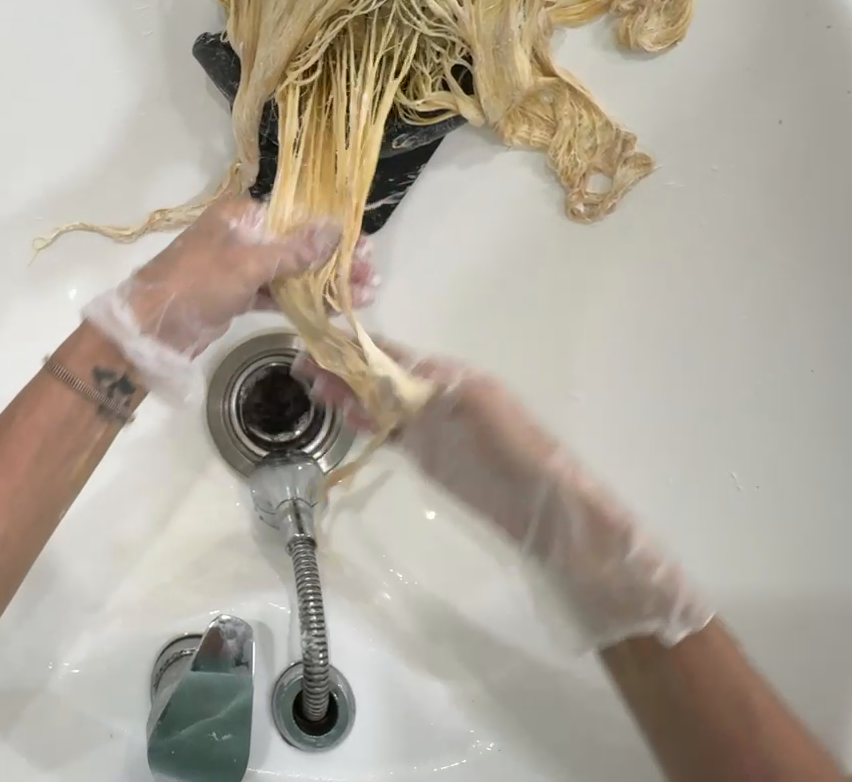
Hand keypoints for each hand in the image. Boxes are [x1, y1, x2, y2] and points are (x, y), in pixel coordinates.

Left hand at [82, 196, 374, 397]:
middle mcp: (242, 236)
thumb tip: (335, 229)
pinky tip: (331, 309)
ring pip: (290, 271)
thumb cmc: (196, 284)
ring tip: (363, 294)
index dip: (333, 233)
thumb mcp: (247, 265)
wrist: (150, 329)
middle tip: (372, 277)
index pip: (297, 217)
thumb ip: (293, 250)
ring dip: (324, 283)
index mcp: (240, 215)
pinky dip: (301, 301)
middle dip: (335, 261)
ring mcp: (240, 267)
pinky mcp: (237, 295)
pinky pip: (276, 293)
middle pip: (298, 245)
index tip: (366, 247)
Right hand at [298, 346, 712, 648]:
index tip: (319, 343)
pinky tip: (345, 415)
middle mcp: (433, 393)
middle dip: (343, 368)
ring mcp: (429, 425)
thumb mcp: (480, 405)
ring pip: (378, 400)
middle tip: (304, 367)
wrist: (546, 508)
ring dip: (348, 392)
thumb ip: (433, 383)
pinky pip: (388, 429)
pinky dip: (365, 419)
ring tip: (315, 388)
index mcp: (447, 375)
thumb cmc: (518, 449)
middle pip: (379, 375)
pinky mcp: (427, 453)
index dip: (354, 347)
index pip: (392, 353)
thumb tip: (387, 365)